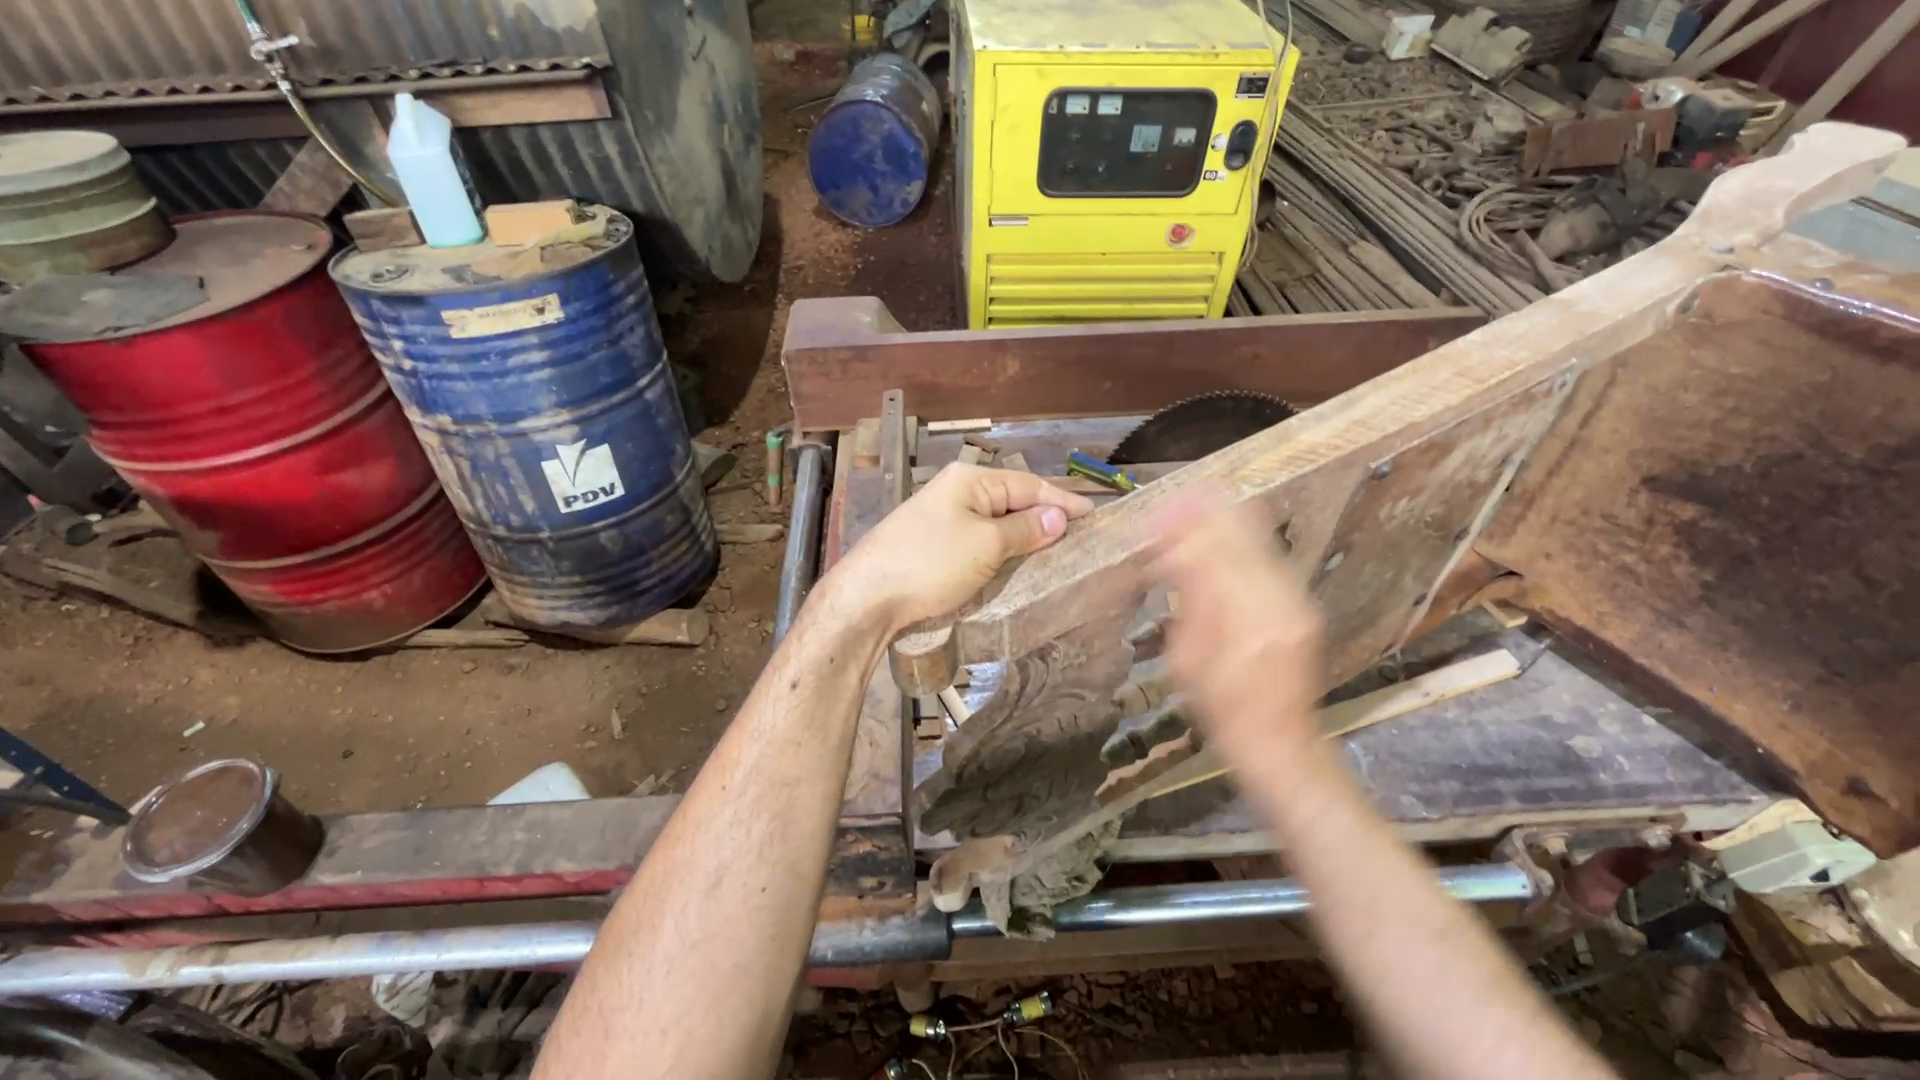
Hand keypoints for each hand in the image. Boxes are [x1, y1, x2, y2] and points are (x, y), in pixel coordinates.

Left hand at [828, 464, 1094, 632]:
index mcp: (970, 480)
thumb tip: (1059, 517)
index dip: (1063, 501)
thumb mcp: (987, 545)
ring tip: (1056, 553)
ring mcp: (941, 519)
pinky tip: (1015, 565)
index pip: (1029, 484)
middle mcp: (955, 492)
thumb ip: (1026, 529)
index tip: (1095, 516)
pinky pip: (978, 542)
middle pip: (1011, 501)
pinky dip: (1001, 551)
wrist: (868, 598)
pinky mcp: (932, 546)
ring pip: (994, 524)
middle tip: (1080, 537)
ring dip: (1023, 537)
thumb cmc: (930, 564)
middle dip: (1044, 518)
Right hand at [1151, 493, 1325, 768]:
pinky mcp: (1302, 602)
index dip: (1182, 527)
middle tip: (1174, 500)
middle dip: (1204, 513)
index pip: (1211, 553)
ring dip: (1223, 521)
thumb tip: (1169, 555)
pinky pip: (1269, 556)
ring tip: (1192, 508)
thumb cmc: (1221, 711)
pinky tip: (1220, 534)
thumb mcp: (1186, 661)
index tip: (1156, 513)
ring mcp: (1296, 599)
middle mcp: (1276, 601)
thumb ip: (1186, 602)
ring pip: (1259, 540)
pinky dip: (1240, 542)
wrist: (1280, 741)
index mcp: (1242, 621)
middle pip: (1240, 536)